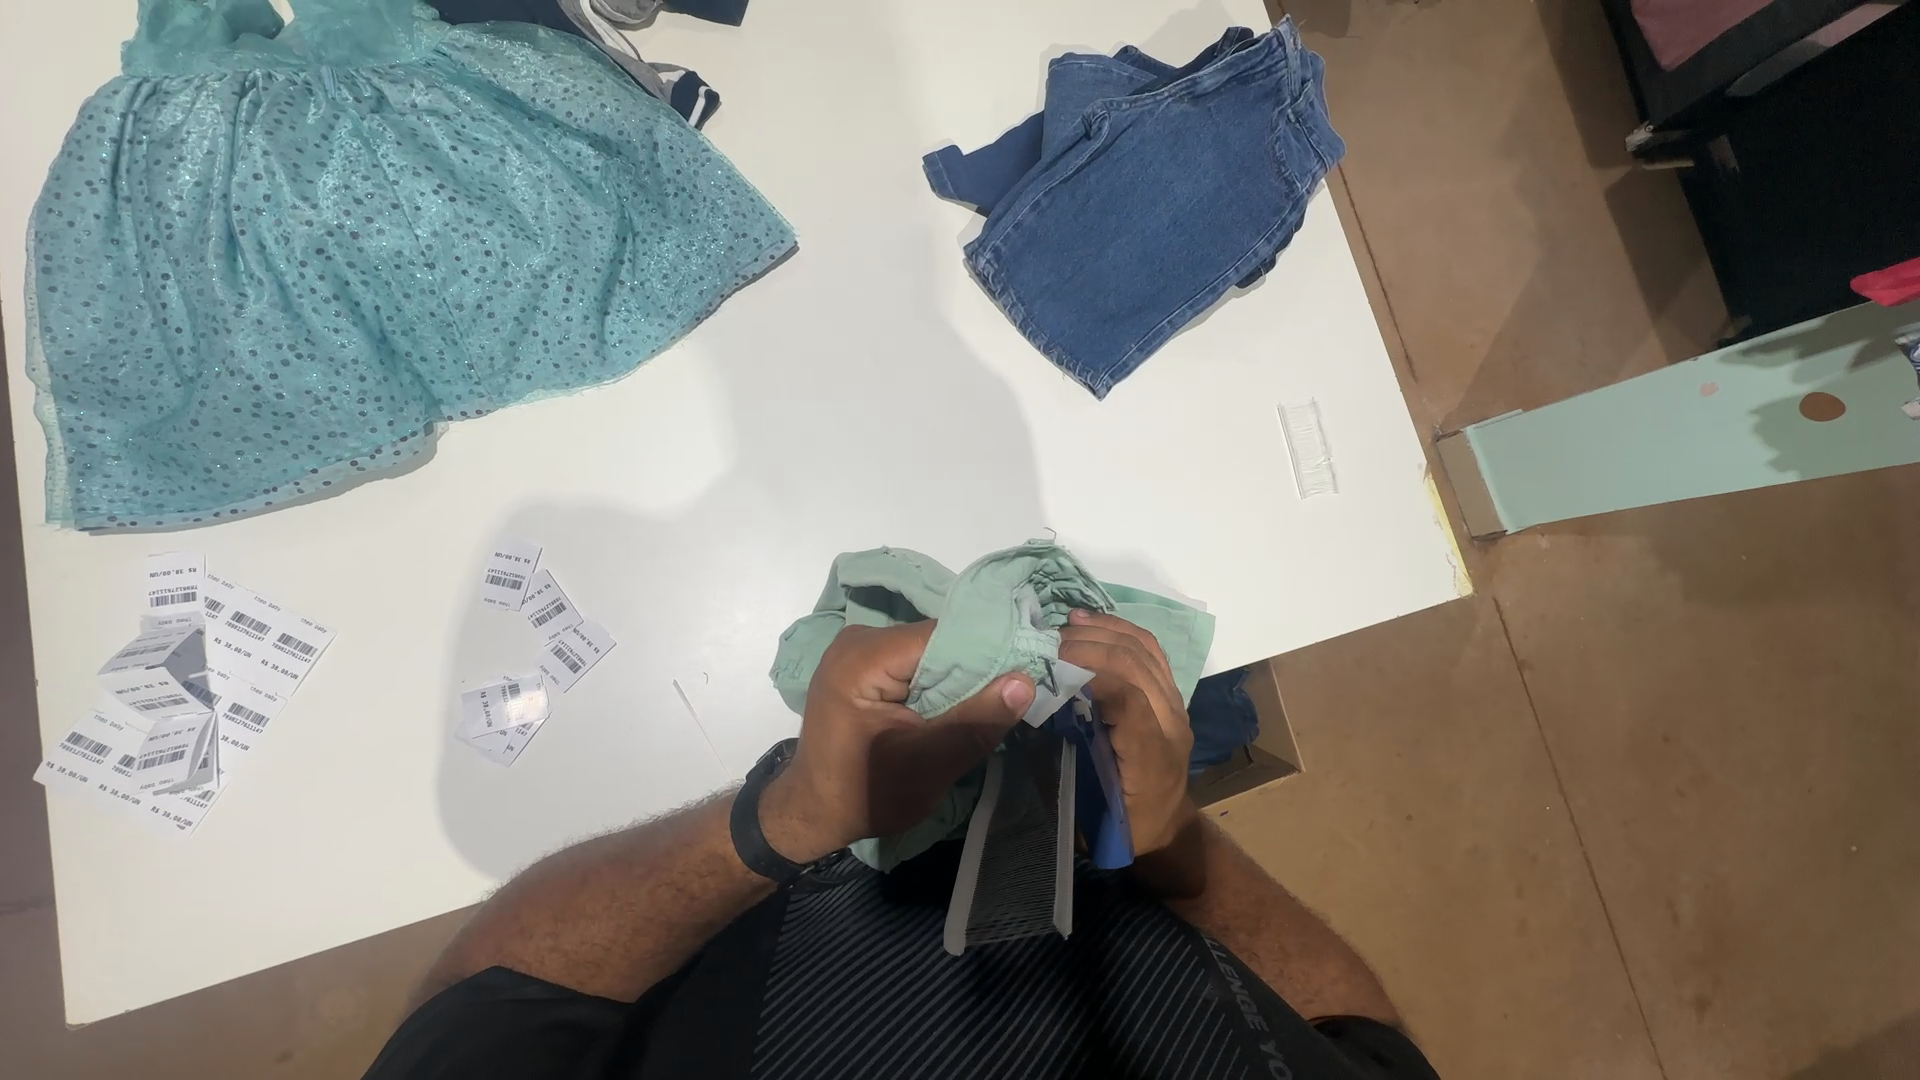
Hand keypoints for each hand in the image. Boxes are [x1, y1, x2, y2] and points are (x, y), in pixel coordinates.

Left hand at [758, 621, 1034, 863]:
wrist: (812, 813)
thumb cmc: (864, 794)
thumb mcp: (927, 765)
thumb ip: (975, 721)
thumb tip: (1026, 681)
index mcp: (864, 657)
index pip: (944, 635)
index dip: (990, 650)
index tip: (1030, 667)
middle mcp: (859, 639)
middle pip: (937, 639)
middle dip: (979, 663)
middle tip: (1021, 684)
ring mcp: (859, 650)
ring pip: (930, 649)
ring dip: (962, 672)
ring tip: (999, 693)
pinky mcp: (864, 665)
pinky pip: (915, 660)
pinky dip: (940, 678)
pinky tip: (963, 698)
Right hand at [1059, 610, 1198, 856]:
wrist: (1166, 827)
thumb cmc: (1120, 826)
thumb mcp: (1086, 814)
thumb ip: (1061, 773)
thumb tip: (1028, 725)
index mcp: (1151, 758)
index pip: (1129, 700)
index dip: (1092, 674)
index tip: (1052, 666)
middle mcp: (1171, 724)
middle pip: (1136, 664)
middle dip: (1089, 645)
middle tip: (1047, 645)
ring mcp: (1175, 704)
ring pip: (1144, 649)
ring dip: (1102, 631)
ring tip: (1064, 627)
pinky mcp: (1171, 692)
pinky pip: (1150, 648)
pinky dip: (1118, 628)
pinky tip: (1087, 622)